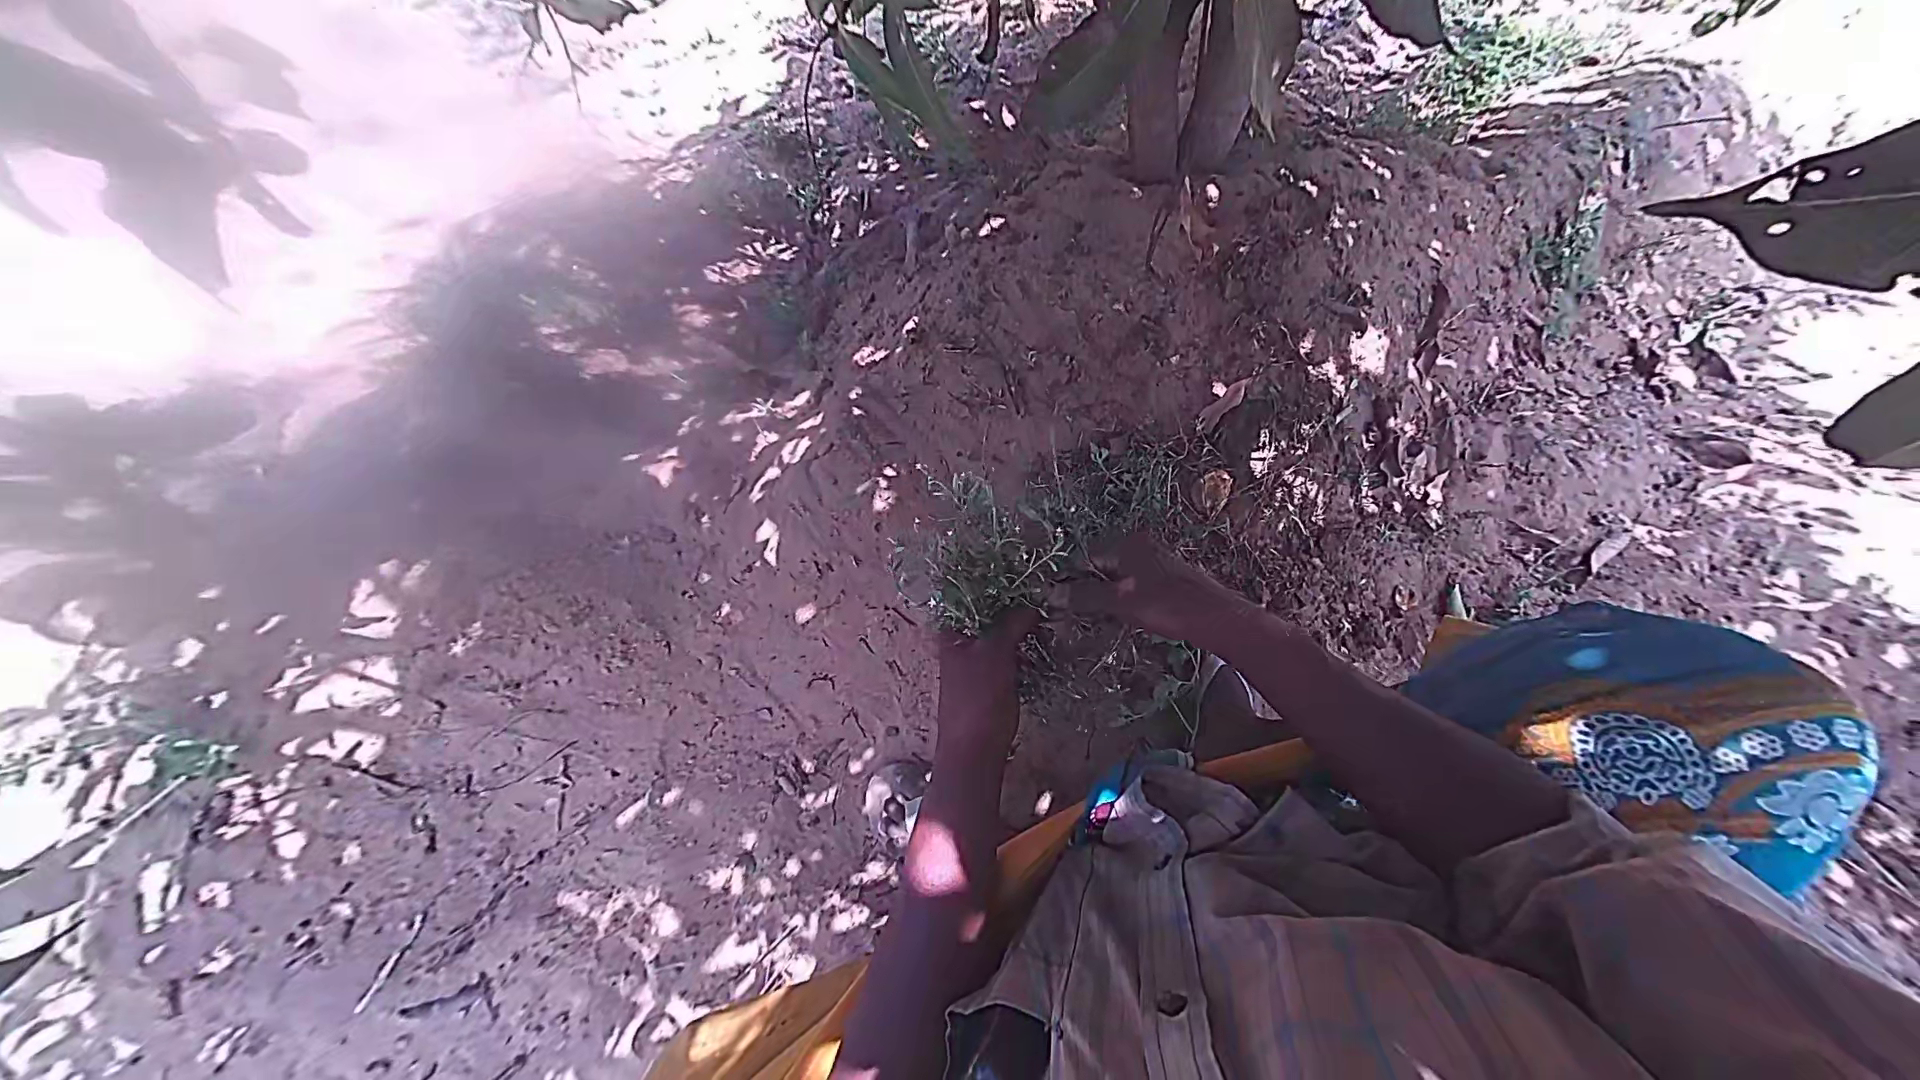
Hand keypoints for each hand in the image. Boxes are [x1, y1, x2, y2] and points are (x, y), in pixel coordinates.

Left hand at [935, 606, 1041, 753]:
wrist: (975, 752)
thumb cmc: (979, 698)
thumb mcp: (996, 652)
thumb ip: (1011, 624)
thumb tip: (1031, 606)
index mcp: (952, 635)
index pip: (972, 601)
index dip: (997, 593)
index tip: (1025, 589)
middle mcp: (959, 647)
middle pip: (988, 621)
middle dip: (1014, 615)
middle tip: (1040, 610)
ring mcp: (974, 667)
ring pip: (1000, 642)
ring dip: (1020, 636)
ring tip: (1044, 629)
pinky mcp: (989, 685)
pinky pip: (1007, 661)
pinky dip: (1021, 656)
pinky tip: (1038, 654)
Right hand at [1053, 534, 1249, 646]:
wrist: (1217, 619)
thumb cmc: (1166, 606)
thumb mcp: (1120, 601)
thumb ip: (1084, 595)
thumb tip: (1051, 594)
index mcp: (1128, 545)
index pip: (1085, 558)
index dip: (1070, 581)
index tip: (1060, 604)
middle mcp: (1141, 547)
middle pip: (1101, 568)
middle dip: (1087, 591)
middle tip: (1075, 616)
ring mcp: (1155, 562)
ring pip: (1118, 579)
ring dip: (1105, 598)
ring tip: (1098, 619)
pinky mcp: (1166, 579)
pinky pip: (1134, 586)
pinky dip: (1124, 600)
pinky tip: (1124, 617)